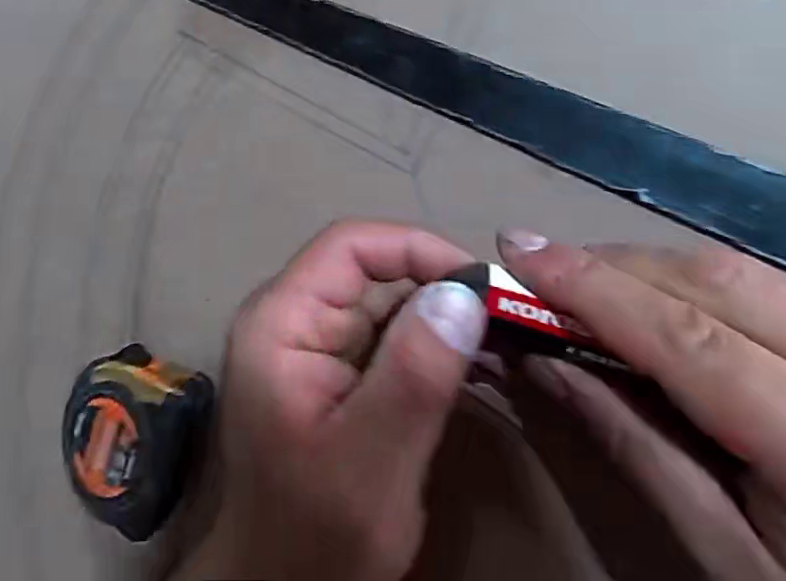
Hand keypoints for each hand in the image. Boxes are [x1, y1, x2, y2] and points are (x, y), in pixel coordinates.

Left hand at [178, 219, 484, 580]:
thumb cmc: (312, 540)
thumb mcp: (371, 463)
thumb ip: (414, 375)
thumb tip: (464, 290)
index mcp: (281, 321)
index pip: (352, 246)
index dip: (417, 248)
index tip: (481, 281)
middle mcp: (293, 317)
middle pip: (372, 267)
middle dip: (439, 284)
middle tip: (504, 315)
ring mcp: (312, 341)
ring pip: (387, 297)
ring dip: (443, 312)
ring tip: (498, 338)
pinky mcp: (335, 367)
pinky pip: (390, 331)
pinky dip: (434, 339)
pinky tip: (474, 360)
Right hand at [496, 231, 785, 580]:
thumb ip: (650, 459)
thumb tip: (552, 368)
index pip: (702, 344)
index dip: (597, 289)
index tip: (521, 250)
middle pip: (739, 287)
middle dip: (627, 265)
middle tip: (546, 268)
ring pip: (780, 287)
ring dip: (674, 277)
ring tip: (601, 288)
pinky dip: (734, 306)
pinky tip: (690, 322)